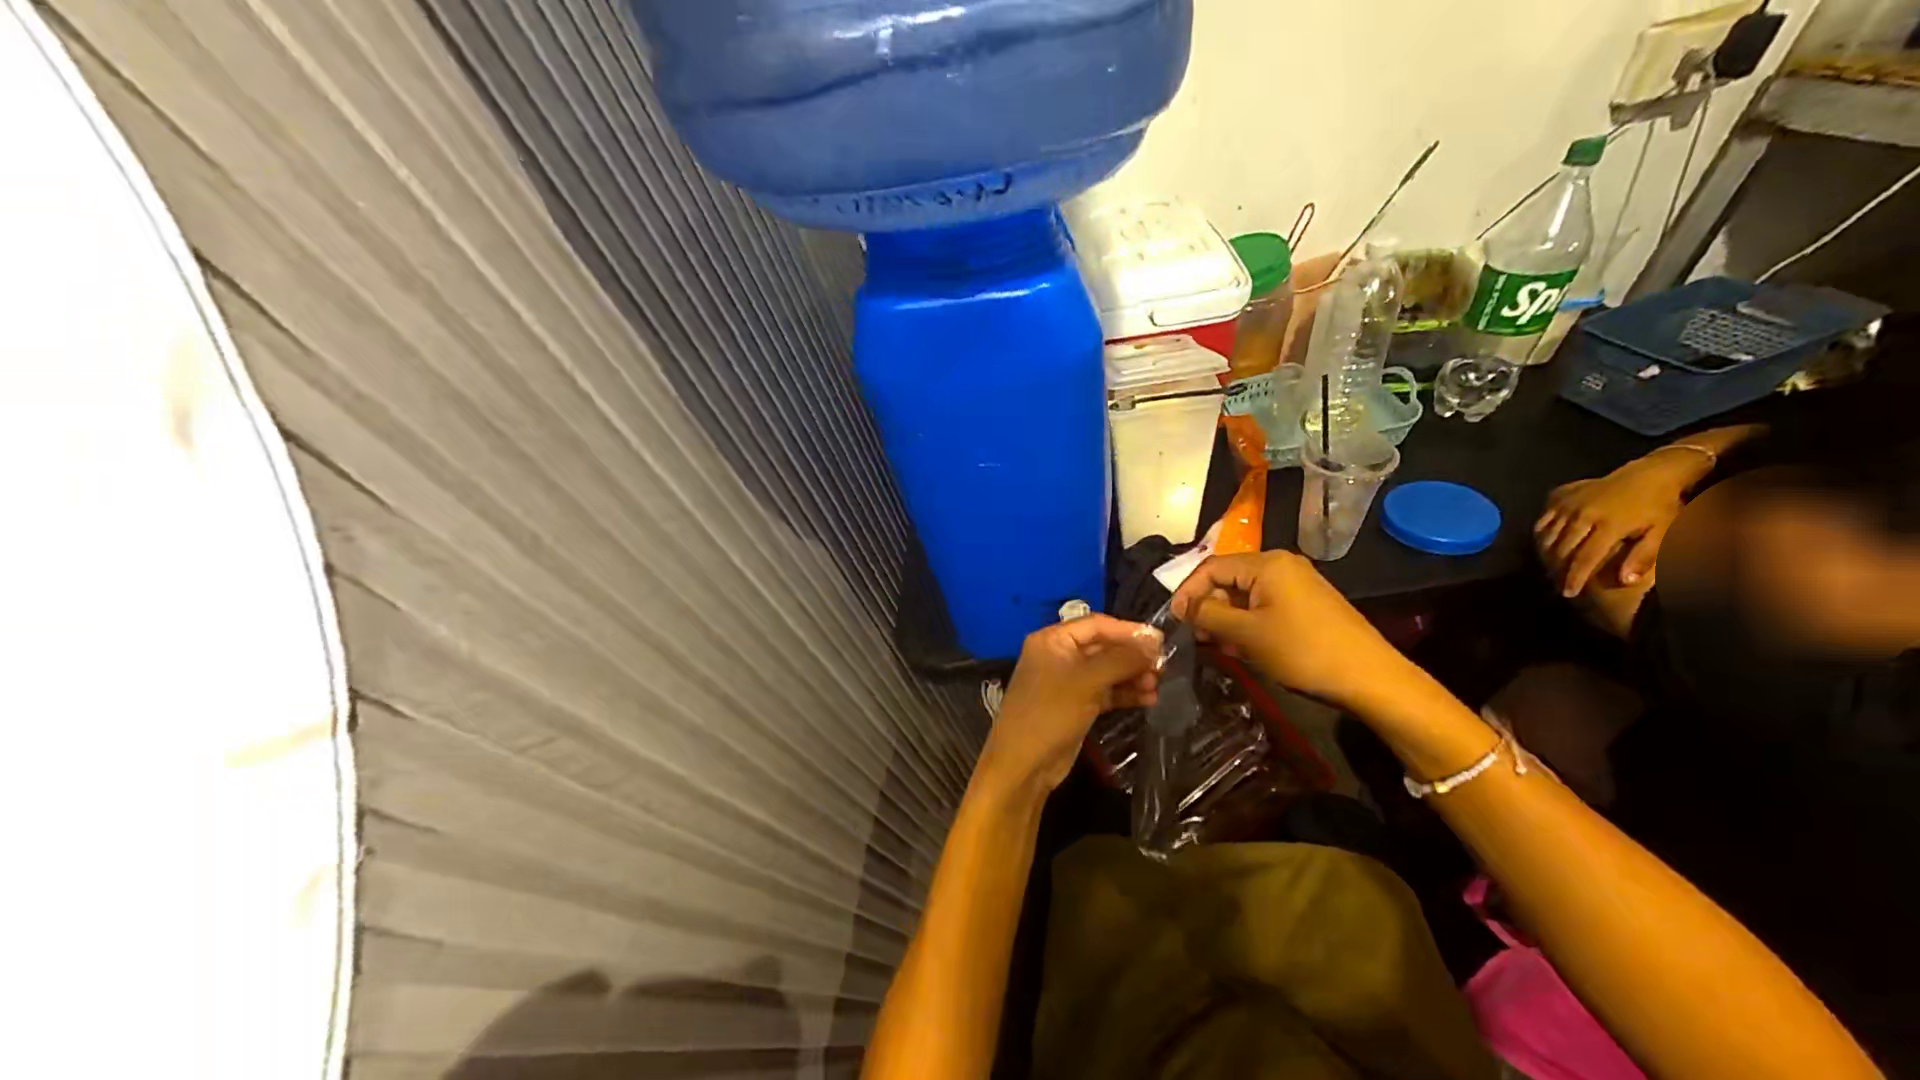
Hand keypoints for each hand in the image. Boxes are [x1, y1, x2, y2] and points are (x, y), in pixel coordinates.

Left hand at [979, 615, 1162, 795]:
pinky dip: (1125, 693)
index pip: (1097, 624)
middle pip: (1103, 646)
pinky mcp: (1076, 704)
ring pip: (1107, 670)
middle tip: (1164, 665)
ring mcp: (1067, 681)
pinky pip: (1105, 691)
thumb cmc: (1050, 713)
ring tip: (1159, 684)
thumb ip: (1122, 659)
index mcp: (1053, 640)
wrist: (1024, 764)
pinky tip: (1149, 698)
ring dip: (1133, 675)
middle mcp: (1059, 655)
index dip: (1129, 630)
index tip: (1161, 639)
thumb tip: (1155, 642)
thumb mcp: (1087, 681)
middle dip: (1133, 655)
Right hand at [1170, 551, 1401, 709]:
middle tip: (1195, 637)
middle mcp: (1282, 565)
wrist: (1370, 678)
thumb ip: (1208, 614)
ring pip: (1246, 595)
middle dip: (1208, 607)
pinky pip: (1265, 606)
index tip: (1173, 620)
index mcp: (1267, 563)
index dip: (1187, 592)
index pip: (1211, 567)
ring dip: (1227, 619)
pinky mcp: (1308, 605)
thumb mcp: (1246, 633)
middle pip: (1229, 579)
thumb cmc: (1302, 650)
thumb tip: (1183, 606)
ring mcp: (1298, 585)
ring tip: (1217, 647)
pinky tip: (1243, 647)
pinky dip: (1248, 623)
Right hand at [1537, 449, 1708, 596]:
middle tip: (1558, 583)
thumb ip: (1644, 556)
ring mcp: (1568, 505)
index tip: (1568, 593)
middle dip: (1558, 569)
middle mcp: (1583, 515)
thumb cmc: (1658, 506)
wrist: (1649, 474)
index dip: (1575, 577)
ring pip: (1548, 536)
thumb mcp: (1662, 531)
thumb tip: (1625, 581)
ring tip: (1551, 568)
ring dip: (1547, 555)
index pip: (1586, 557)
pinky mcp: (1559, 498)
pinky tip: (1546, 546)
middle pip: (1562, 548)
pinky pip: (1542, 521)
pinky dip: (1541, 536)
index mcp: (1608, 524)